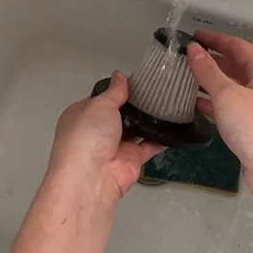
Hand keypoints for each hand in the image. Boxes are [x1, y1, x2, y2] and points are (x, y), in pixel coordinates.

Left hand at [45, 71, 164, 209]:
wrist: (92, 176)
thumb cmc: (86, 138)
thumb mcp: (100, 104)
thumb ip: (114, 91)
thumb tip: (119, 77)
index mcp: (82, 115)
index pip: (100, 99)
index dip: (115, 91)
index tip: (133, 82)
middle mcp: (96, 131)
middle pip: (119, 114)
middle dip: (133, 106)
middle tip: (153, 91)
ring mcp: (114, 146)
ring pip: (135, 130)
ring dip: (147, 121)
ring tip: (165, 104)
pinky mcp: (131, 159)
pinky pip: (149, 146)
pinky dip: (160, 139)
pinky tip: (171, 127)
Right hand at [187, 30, 252, 198]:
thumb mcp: (228, 95)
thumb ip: (209, 71)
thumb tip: (194, 49)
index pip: (239, 46)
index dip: (216, 39)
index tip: (195, 36)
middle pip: (237, 66)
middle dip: (213, 60)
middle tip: (187, 57)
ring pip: (233, 88)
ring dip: (211, 82)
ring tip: (186, 78)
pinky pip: (231, 107)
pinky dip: (214, 103)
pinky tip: (196, 105)